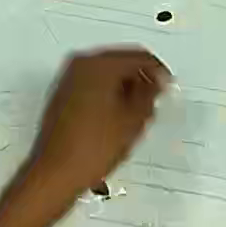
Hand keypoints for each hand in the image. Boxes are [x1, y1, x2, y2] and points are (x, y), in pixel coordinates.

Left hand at [26, 48, 169, 194]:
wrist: (57, 170)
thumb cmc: (93, 147)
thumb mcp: (133, 120)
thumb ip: (149, 94)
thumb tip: (155, 81)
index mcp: (99, 64)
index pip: (138, 55)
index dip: (158, 70)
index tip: (168, 84)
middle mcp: (80, 63)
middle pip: (120, 60)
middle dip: (140, 78)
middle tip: (154, 98)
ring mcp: (69, 76)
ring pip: (106, 71)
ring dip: (124, 86)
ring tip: (137, 111)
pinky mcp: (63, 91)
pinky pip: (93, 82)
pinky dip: (108, 91)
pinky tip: (117, 115)